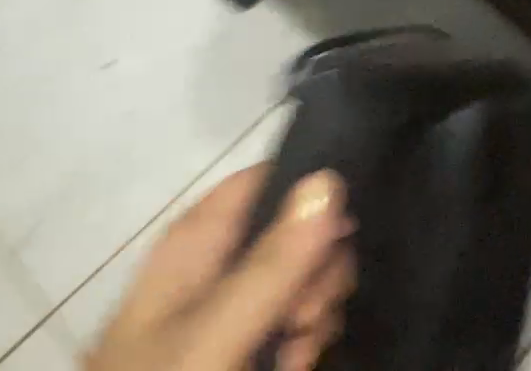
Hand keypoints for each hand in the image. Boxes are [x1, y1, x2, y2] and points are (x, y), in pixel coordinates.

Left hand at [86, 166, 355, 370]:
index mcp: (197, 238)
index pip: (270, 178)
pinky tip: (296, 362)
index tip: (334, 240)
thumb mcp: (213, 334)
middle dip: (317, 272)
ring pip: (303, 273)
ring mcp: (228, 301)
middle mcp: (216, 259)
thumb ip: (271, 264)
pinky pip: (294, 315)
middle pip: (297, 227)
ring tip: (296, 354)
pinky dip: (304, 338)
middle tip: (304, 319)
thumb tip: (329, 179)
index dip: (311, 197)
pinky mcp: (241, 338)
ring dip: (316, 311)